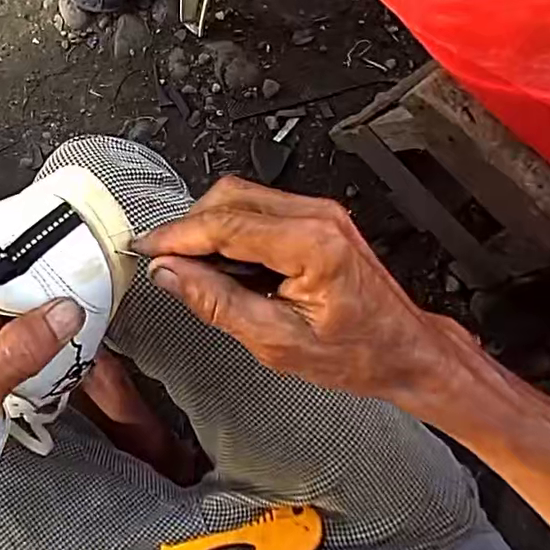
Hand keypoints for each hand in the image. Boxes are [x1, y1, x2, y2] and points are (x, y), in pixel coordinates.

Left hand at [0, 269, 81, 549]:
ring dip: (41, 306)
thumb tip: (60, 316)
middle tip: (68, 275)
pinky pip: (23, 332)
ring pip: (13, 307)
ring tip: (70, 300)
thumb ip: (19, 349)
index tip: (47, 246)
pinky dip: (44, 331)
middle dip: (34, 279)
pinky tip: (61, 331)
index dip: (10, 251)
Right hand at [132, 178, 488, 414]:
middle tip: (165, 261)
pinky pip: (256, 210)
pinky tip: (224, 264)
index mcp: (311, 244)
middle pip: (227, 197)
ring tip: (194, 270)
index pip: (223, 224)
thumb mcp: (274, 340)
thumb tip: (170, 273)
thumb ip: (214, 301)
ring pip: (238, 198)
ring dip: (206, 229)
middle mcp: (316, 217)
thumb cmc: (357, 352)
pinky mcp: (315, 219)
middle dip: (188, 227)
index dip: (175, 235)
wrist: (403, 350)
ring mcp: (318, 213)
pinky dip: (228, 231)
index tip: (147, 248)